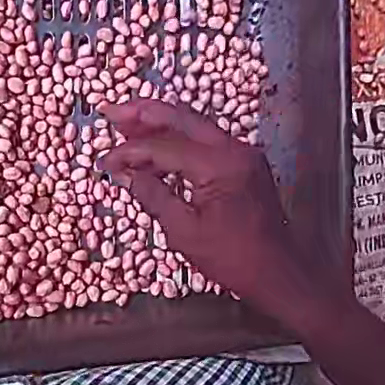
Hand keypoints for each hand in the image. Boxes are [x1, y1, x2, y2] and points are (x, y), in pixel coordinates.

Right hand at [100, 99, 342, 324]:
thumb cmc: (232, 258)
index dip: (130, 152)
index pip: (164, 147)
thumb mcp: (184, 232)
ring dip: (160, 125)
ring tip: (127, 127)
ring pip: (194, 126)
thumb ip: (153, 196)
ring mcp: (243, 153)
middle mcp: (234, 149)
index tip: (105, 161)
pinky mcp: (244, 163)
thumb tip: (124, 174)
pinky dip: (179, 142)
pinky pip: (206, 142)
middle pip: (182, 118)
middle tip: (112, 111)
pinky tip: (157, 150)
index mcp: (219, 165)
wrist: (279, 273)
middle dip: (144, 114)